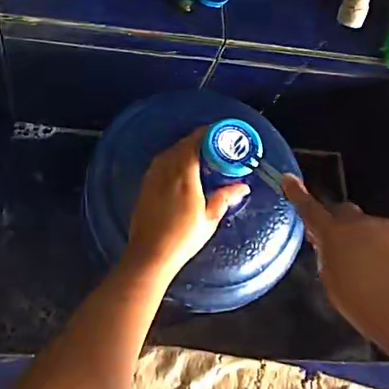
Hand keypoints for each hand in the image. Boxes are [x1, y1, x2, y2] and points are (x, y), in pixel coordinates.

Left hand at [124, 129, 248, 279]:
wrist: (149, 254)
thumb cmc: (182, 238)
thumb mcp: (209, 218)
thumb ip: (225, 197)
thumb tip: (242, 187)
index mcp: (184, 172)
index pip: (196, 140)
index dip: (211, 134)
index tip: (224, 135)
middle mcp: (166, 168)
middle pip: (184, 143)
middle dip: (202, 141)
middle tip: (218, 148)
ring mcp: (153, 174)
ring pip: (172, 151)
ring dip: (188, 149)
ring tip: (204, 158)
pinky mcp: (146, 183)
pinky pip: (163, 161)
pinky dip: (176, 159)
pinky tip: (184, 171)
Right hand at [282, 176, 388, 362]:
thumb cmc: (374, 313)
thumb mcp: (337, 291)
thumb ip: (328, 261)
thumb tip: (328, 248)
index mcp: (336, 237)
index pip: (311, 210)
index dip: (298, 194)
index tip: (289, 180)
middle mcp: (362, 224)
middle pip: (344, 215)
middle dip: (341, 227)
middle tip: (345, 254)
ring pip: (373, 229)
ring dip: (372, 245)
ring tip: (382, 279)